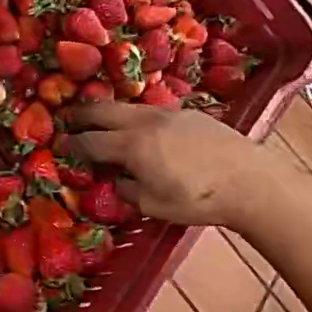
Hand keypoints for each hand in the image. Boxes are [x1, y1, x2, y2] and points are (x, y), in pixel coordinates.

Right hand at [66, 102, 310, 229]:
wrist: (251, 182)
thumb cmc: (198, 199)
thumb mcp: (153, 205)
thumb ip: (128, 190)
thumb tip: (118, 180)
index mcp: (131, 146)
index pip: (90, 141)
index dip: (71, 143)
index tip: (59, 144)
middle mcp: (145, 122)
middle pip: (104, 111)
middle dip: (82, 114)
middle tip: (68, 119)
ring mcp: (168, 114)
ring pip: (128, 107)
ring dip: (109, 112)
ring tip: (101, 120)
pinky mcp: (189, 114)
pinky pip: (151, 111)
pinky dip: (135, 117)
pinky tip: (141, 128)